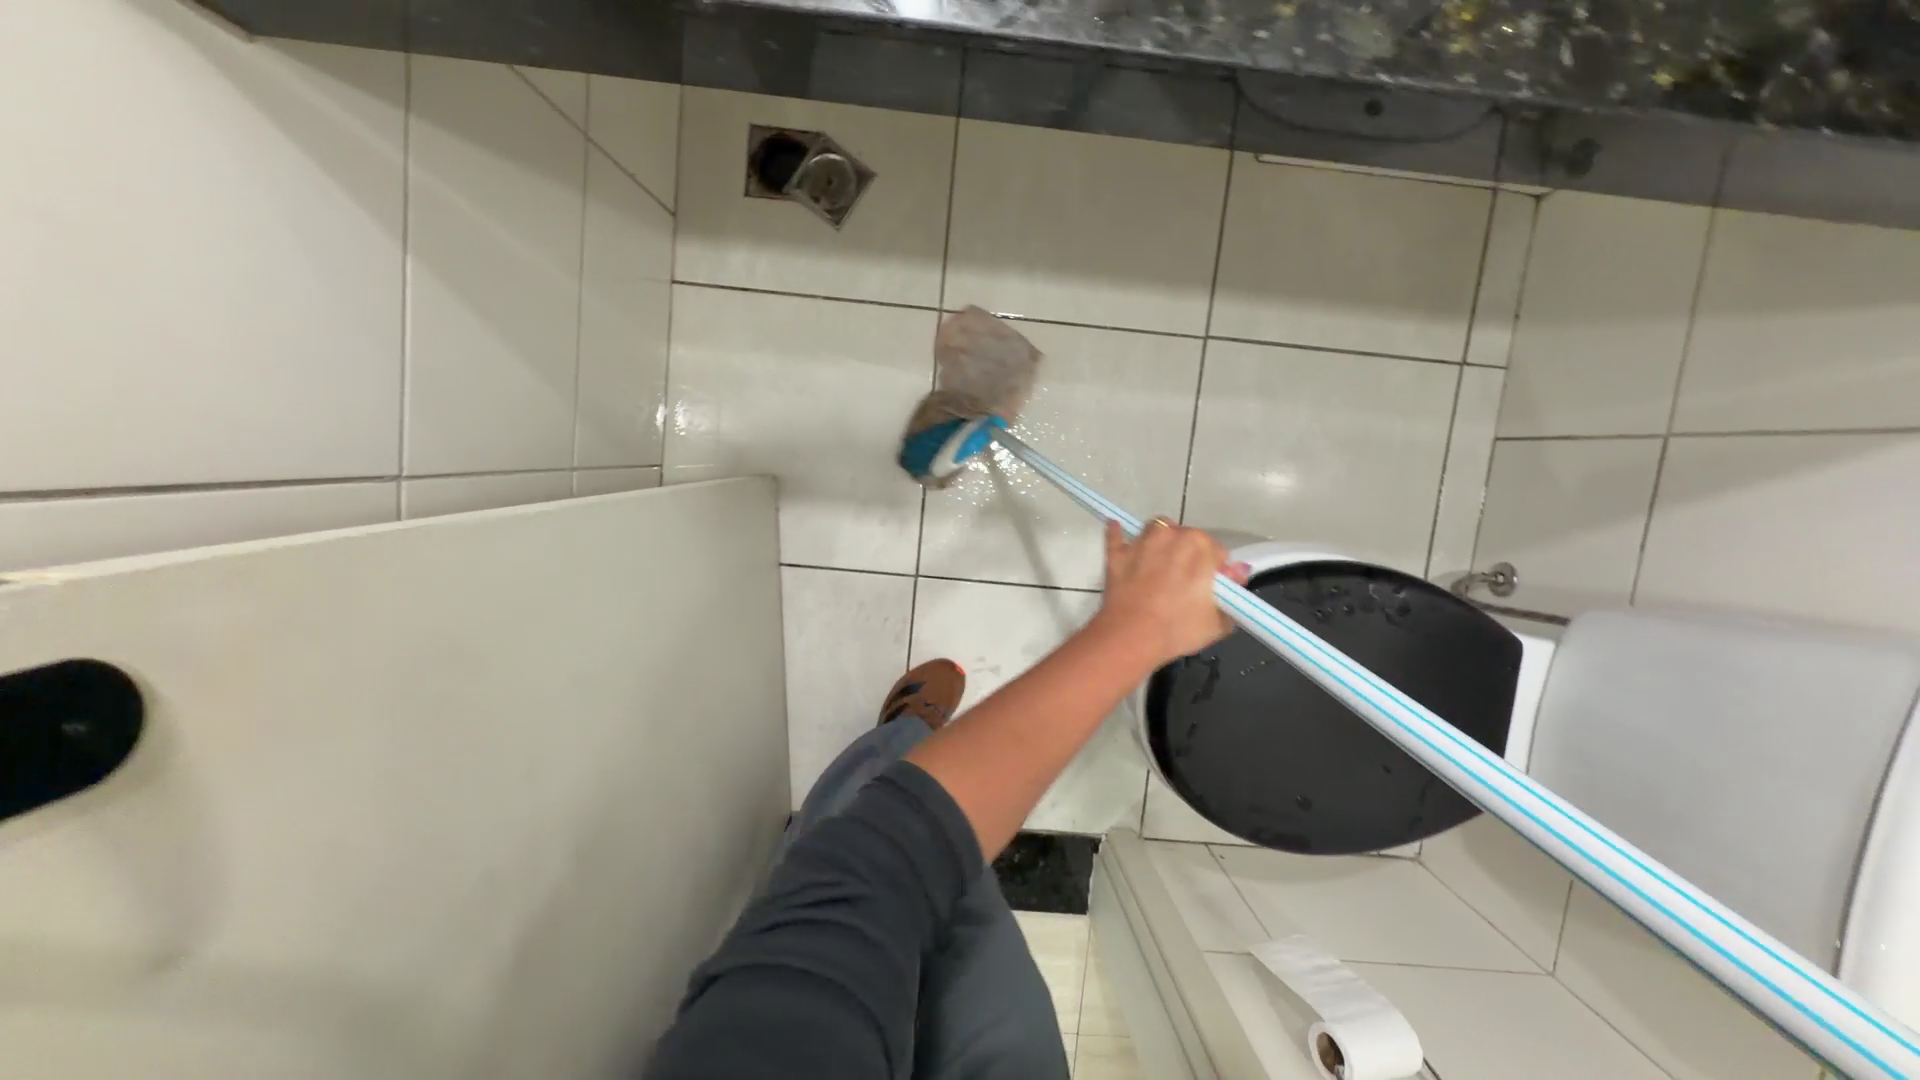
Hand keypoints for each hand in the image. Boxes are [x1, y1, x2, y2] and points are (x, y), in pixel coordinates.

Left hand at [1092, 518, 1249, 668]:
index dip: (1215, 570)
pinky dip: (1118, 533)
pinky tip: (1117, 530)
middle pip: (1187, 537)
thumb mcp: (1219, 620)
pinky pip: (1116, 535)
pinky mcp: (1116, 553)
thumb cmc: (1179, 629)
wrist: (1131, 637)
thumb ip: (1233, 592)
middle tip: (1184, 583)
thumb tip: (1238, 571)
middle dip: (1189, 555)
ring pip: (1156, 530)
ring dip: (1160, 541)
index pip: (1217, 552)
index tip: (1209, 588)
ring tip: (1160, 564)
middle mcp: (1171, 535)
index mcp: (1201, 547)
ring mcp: (1141, 542)